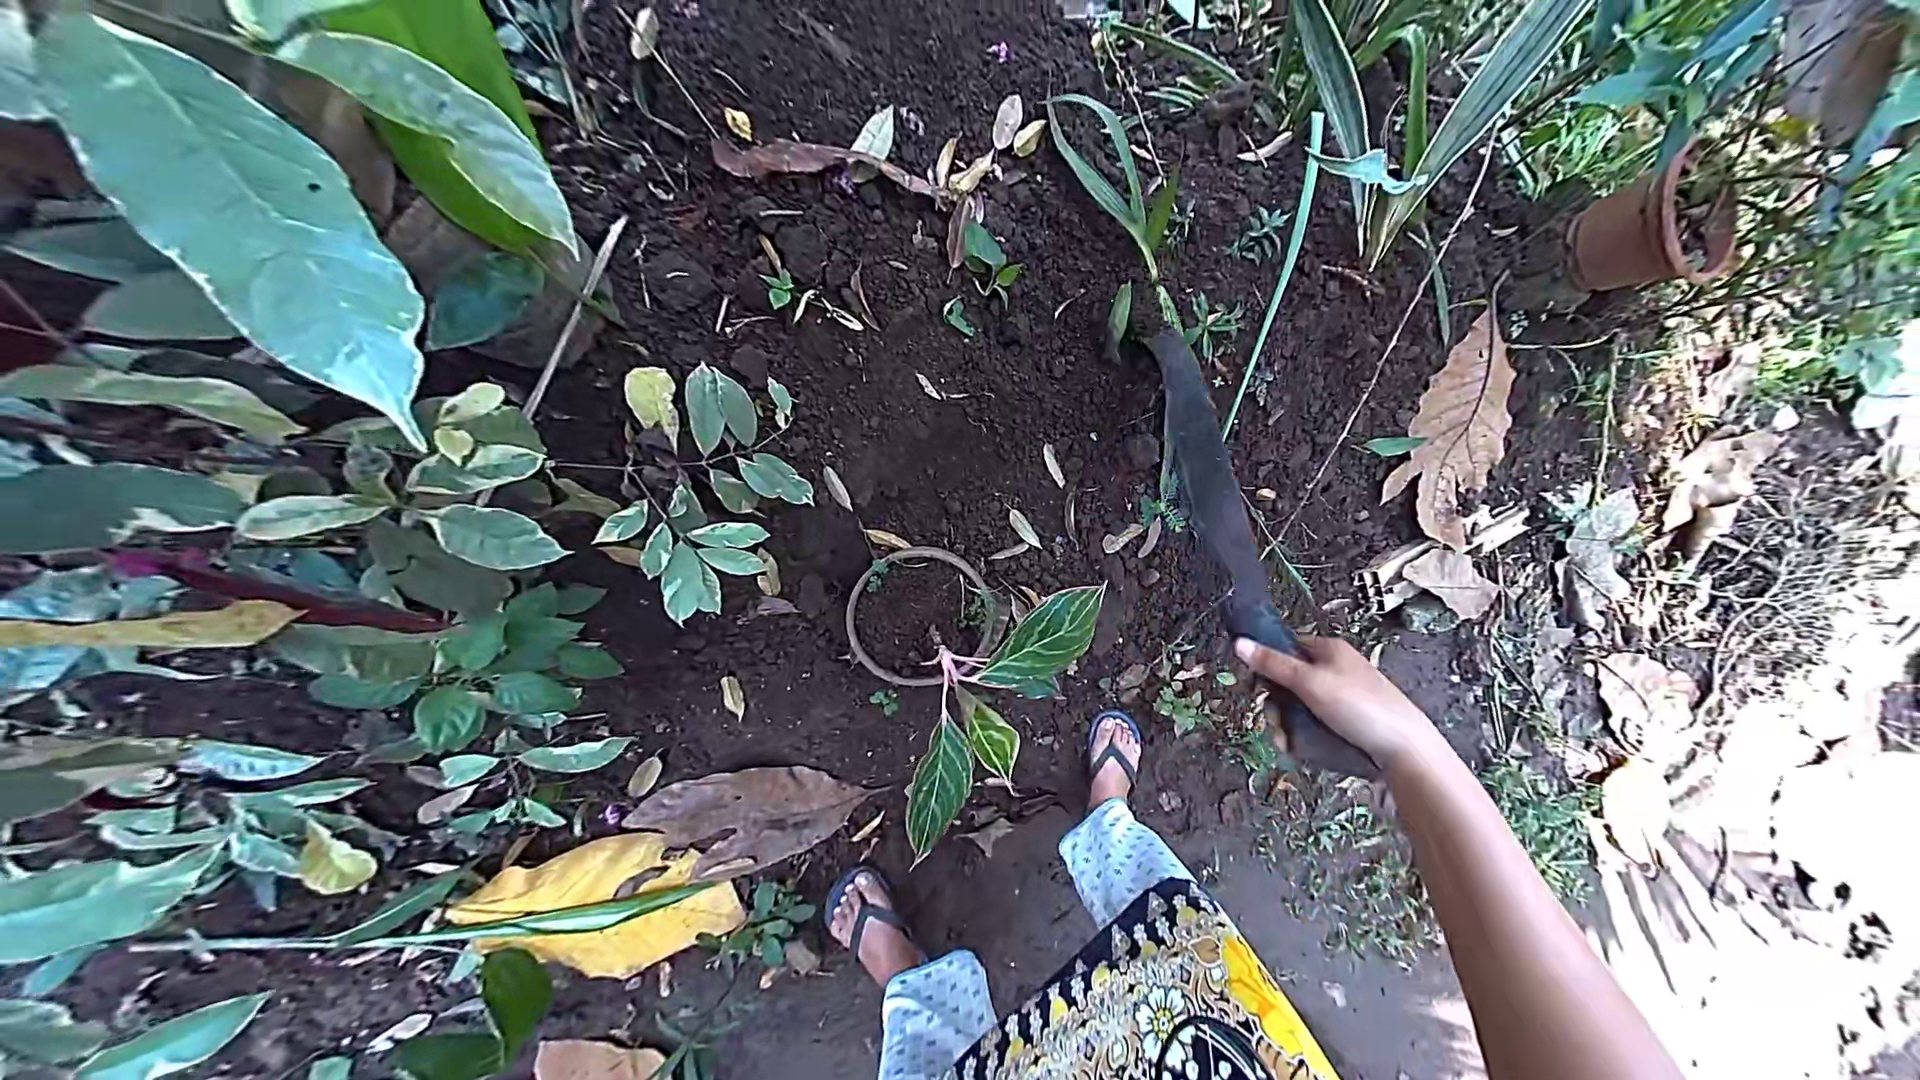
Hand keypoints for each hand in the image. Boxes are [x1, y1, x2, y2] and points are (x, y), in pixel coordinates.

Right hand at [1234, 636, 1442, 770]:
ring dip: (1286, 723)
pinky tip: (1299, 746)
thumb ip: (1272, 663)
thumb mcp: (1309, 682)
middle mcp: (1333, 669)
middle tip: (1275, 721)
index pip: (1284, 647)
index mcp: (1328, 649)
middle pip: (1286, 680)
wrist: (1406, 751)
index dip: (1266, 665)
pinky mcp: (1346, 720)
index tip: (1257, 686)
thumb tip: (1239, 642)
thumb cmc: (1359, 707)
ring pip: (1297, 705)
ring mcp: (1340, 696)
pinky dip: (1302, 733)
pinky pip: (1313, 722)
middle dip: (1276, 704)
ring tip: (1287, 740)